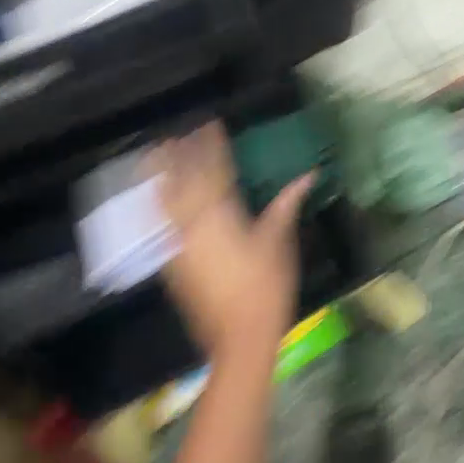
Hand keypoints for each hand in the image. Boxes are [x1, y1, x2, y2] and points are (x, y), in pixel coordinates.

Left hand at [145, 121, 315, 359]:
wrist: (238, 337)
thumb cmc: (266, 288)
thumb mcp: (280, 243)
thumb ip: (286, 205)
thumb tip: (308, 174)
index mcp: (220, 213)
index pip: (214, 168)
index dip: (211, 144)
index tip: (210, 125)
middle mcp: (191, 223)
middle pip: (178, 179)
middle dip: (176, 155)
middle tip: (176, 136)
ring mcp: (177, 243)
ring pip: (161, 200)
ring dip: (158, 176)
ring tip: (156, 157)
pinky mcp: (171, 262)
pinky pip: (159, 223)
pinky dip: (156, 203)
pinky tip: (158, 199)